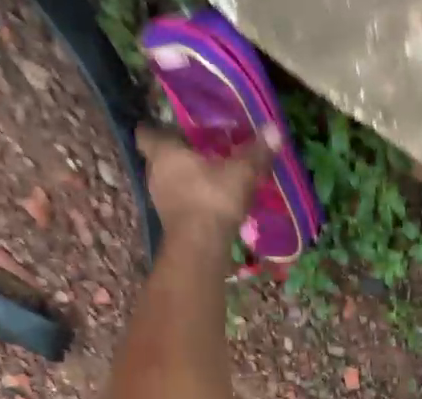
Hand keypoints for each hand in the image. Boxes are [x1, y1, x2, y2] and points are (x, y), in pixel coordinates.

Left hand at [136, 125, 275, 240]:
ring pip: (169, 182)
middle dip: (178, 156)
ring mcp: (160, 200)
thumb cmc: (213, 198)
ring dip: (185, 181)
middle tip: (200, 153)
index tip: (176, 130)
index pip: (147, 132)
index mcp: (164, 152)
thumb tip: (274, 129)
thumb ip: (256, 152)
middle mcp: (154, 173)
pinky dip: (191, 201)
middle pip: (160, 158)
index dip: (160, 130)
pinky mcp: (170, 223)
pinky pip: (179, 203)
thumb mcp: (241, 172)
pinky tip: (210, 205)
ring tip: (209, 180)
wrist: (200, 246)